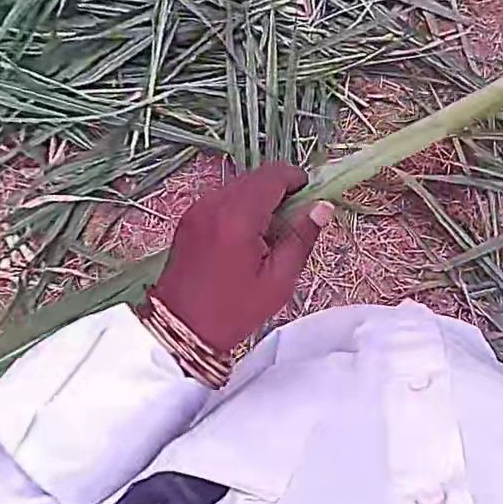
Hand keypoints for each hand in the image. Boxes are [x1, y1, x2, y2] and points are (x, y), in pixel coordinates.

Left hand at [154, 163, 332, 351]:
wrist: (180, 327)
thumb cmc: (232, 311)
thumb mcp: (278, 281)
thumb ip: (301, 238)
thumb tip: (322, 207)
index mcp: (237, 218)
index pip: (273, 177)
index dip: (296, 180)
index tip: (311, 198)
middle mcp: (214, 204)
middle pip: (256, 178)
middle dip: (279, 192)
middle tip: (293, 223)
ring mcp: (198, 208)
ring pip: (239, 187)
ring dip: (260, 200)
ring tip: (269, 236)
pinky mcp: (189, 217)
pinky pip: (223, 199)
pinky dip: (240, 208)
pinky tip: (246, 238)